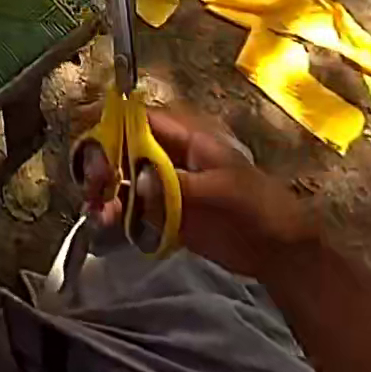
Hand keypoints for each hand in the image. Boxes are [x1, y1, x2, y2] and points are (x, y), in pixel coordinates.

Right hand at [82, 104, 319, 274]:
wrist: (278, 250)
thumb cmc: (253, 206)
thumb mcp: (218, 190)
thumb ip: (175, 184)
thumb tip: (134, 181)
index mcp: (183, 138)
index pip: (138, 121)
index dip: (112, 126)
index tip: (92, 144)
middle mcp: (166, 156)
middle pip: (122, 147)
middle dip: (103, 162)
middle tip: (95, 184)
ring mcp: (163, 184)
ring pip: (121, 177)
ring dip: (105, 190)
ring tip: (100, 210)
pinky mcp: (162, 212)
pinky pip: (130, 206)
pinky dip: (115, 211)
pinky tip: (107, 220)